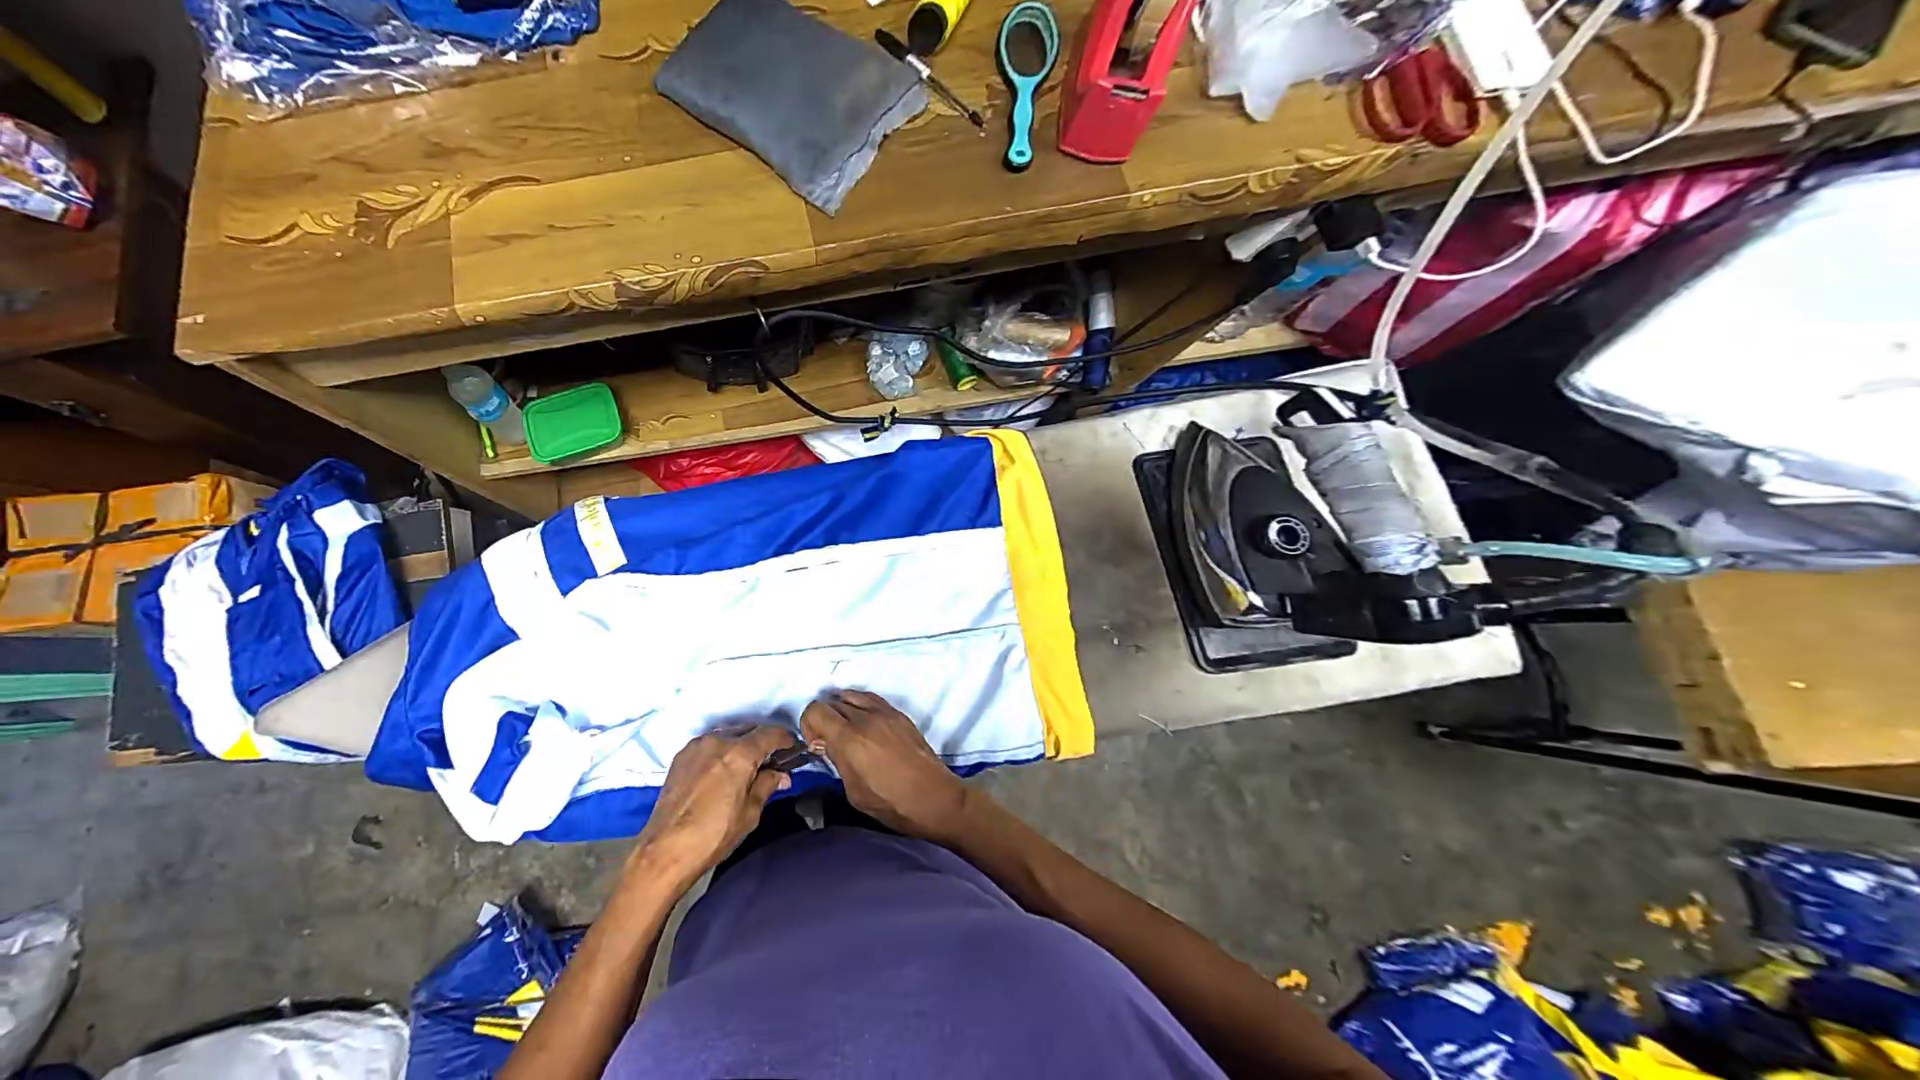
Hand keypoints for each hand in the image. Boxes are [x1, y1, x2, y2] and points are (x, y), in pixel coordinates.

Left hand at [628, 725, 795, 889]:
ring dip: (741, 745)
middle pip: (749, 730)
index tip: (793, 749)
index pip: (771, 734)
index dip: (786, 740)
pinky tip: (723, 770)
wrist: (665, 851)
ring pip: (728, 735)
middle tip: (772, 760)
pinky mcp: (681, 757)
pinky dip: (722, 751)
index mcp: (739, 753)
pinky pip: (710, 745)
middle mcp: (717, 741)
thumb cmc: (714, 834)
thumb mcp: (750, 812)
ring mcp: (696, 747)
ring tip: (747, 766)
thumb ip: (767, 785)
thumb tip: (781, 775)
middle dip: (763, 741)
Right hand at [801, 690, 971, 844]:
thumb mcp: (854, 790)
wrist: (934, 798)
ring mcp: (886, 713)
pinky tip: (865, 725)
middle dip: (824, 718)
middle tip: (829, 741)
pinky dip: (861, 706)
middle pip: (832, 701)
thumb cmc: (891, 803)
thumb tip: (826, 744)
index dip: (809, 725)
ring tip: (847, 731)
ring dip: (842, 708)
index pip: (816, 710)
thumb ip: (836, 760)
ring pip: (852, 695)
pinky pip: (872, 699)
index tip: (816, 744)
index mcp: (850, 738)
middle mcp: (866, 717)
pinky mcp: (900, 715)